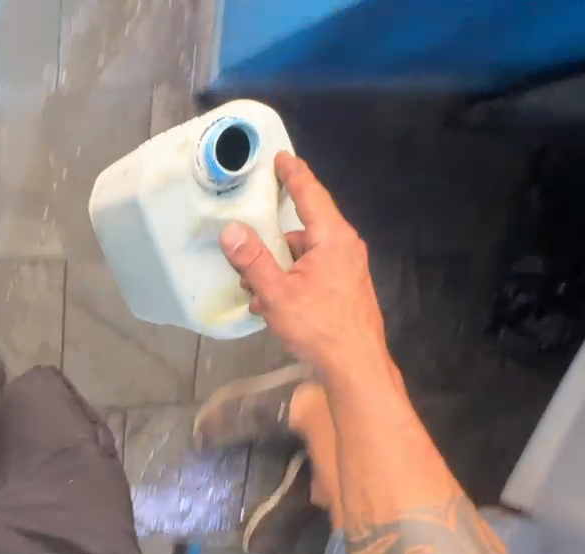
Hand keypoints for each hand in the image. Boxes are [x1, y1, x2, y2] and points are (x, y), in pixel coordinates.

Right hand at [221, 152, 389, 379]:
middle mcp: (344, 246)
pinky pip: (311, 275)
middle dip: (272, 247)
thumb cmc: (317, 325)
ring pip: (303, 258)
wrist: (354, 363)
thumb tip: (231, 230)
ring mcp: (347, 268)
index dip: (294, 175)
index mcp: (331, 238)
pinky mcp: (345, 288)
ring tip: (258, 297)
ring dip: (277, 273)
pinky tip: (274, 309)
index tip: (281, 158)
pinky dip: (289, 285)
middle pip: (301, 232)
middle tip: (248, 262)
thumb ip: (253, 260)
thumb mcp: (276, 293)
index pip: (311, 195)